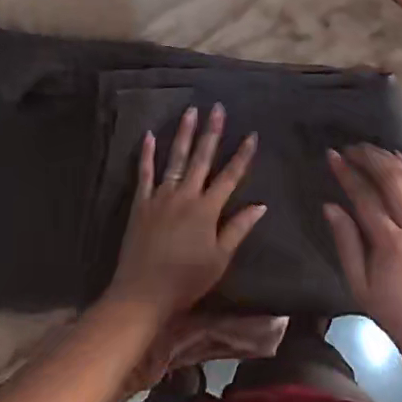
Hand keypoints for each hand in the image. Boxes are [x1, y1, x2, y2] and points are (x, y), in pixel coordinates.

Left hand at [106, 104, 265, 317]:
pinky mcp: (141, 203)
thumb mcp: (219, 259)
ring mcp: (161, 196)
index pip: (229, 176)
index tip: (251, 134)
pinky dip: (147, 154)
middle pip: (202, 158)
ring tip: (190, 111)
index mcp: (207, 209)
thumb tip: (260, 205)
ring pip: (175, 159)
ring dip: (184, 134)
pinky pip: (144, 173)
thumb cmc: (187, 280)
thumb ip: (238, 229)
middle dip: (212, 132)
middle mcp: (185, 195)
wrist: (143, 293)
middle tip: (217, 108)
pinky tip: (149, 135)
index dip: (242, 155)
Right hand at [324, 145, 401, 348]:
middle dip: (370, 157)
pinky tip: (394, 159)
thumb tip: (330, 205)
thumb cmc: (389, 309)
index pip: (366, 197)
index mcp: (392, 244)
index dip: (348, 173)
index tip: (332, 156)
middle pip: (393, 179)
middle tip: (350, 147)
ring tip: (367, 148)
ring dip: (388, 159)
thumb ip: (345, 241)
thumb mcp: (358, 282)